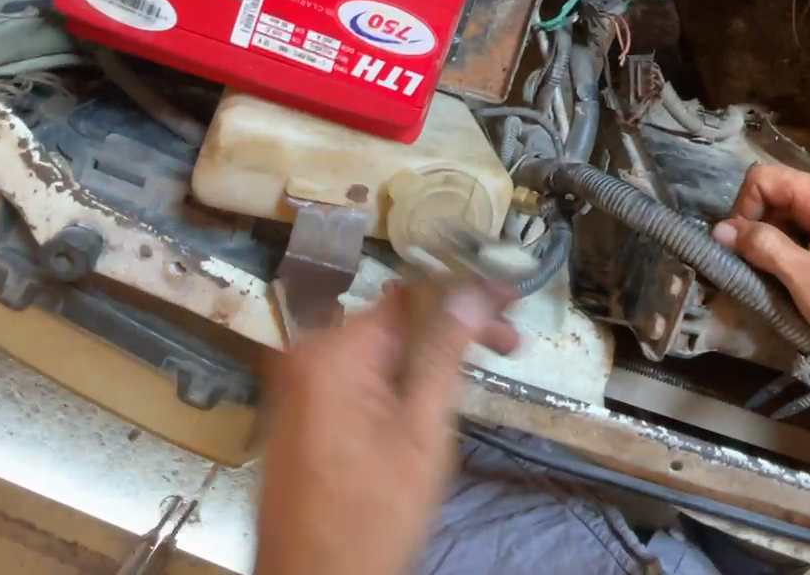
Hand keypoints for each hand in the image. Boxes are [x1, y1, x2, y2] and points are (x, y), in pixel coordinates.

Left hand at [257, 280, 517, 574]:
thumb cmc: (372, 518)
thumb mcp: (422, 432)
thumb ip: (446, 353)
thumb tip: (473, 292)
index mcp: (334, 351)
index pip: (413, 293)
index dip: (467, 291)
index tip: (508, 297)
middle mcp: (310, 353)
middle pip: (399, 318)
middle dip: (455, 325)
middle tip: (508, 339)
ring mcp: (301, 380)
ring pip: (384, 342)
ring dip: (433, 347)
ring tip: (486, 357)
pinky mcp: (303, 405)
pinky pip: (362, 366)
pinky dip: (401, 369)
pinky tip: (439, 380)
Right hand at [711, 165, 809, 367]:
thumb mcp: (808, 281)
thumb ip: (764, 248)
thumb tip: (720, 229)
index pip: (765, 178)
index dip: (744, 208)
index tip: (740, 246)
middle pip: (777, 191)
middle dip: (757, 223)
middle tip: (756, 264)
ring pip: (788, 208)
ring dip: (772, 236)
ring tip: (777, 272)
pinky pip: (805, 223)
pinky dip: (790, 243)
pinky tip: (796, 271)